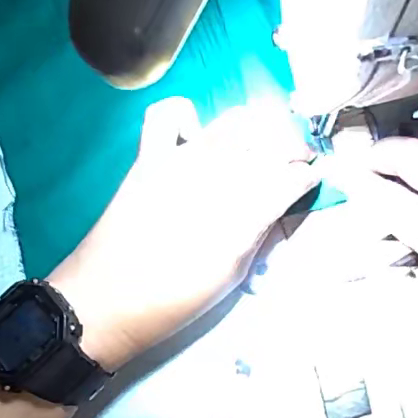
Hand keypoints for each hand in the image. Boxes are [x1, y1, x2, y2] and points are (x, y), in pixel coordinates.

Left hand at [48, 97, 320, 369]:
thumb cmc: (176, 300)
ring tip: (257, 148)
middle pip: (271, 139)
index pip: (292, 175)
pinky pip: (167, 115)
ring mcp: (181, 159)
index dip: (308, 175)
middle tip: (294, 163)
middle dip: (292, 146)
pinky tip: (196, 135)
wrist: (106, 301)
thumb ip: (261, 232)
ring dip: (256, 129)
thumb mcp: (233, 275)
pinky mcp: (150, 157)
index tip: (311, 180)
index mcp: (244, 212)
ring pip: (234, 122)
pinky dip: (187, 116)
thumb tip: (282, 204)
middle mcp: (218, 176)